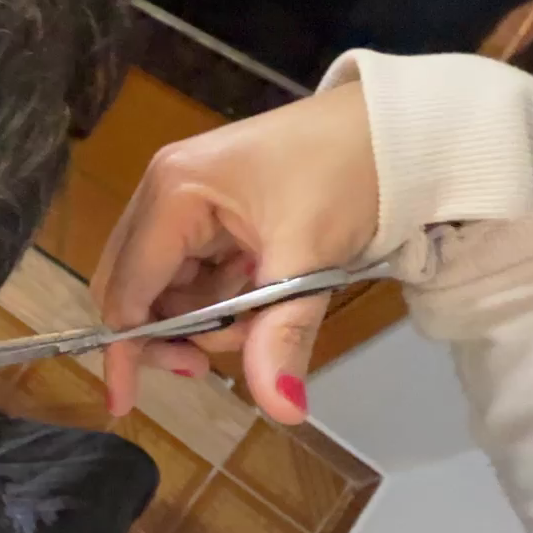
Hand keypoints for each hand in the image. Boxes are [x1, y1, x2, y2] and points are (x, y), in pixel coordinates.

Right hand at [91, 81, 379, 423]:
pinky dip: (212, 298)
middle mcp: (158, 193)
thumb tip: (281, 409)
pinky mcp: (198, 208)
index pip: (129, 287)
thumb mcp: (312, 256)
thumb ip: (282, 332)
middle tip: (205, 368)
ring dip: (198, 318)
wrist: (407, 122)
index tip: (125, 402)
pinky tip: (252, 292)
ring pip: (158, 285)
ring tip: (257, 318)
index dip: (127, 347)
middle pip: (130, 287)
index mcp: (172, 194)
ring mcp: (176, 198)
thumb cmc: (355, 171)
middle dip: (166, 333)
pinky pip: (184, 271)